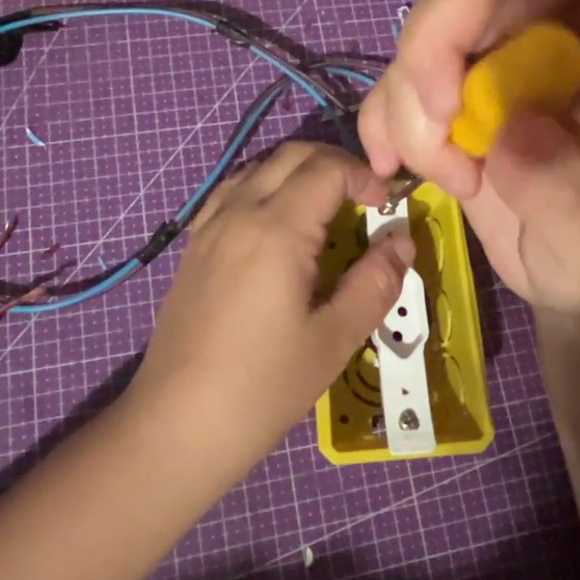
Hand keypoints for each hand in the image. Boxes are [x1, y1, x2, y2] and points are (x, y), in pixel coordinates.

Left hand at [129, 143, 412, 461]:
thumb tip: (401, 242)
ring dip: (298, 171)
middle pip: (291, 156)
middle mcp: (238, 213)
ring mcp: (208, 227)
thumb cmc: (262, 387)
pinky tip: (278, 225)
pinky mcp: (192, 247)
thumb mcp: (333, 340)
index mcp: (275, 229)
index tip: (387, 206)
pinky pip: (231, 192)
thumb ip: (374, 284)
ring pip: (258, 167)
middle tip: (365, 199)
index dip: (365, 177)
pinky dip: (264, 187)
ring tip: (327, 208)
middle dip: (335, 164)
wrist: (177, 423)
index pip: (327, 170)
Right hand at [358, 0, 579, 314]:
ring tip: (453, 178)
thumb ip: (567, 188)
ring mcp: (488, 69)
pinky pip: (394, 82)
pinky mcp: (445, 104)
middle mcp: (544, 42)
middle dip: (437, 45)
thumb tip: (508, 128)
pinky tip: (393, 167)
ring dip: (410, 105)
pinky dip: (381, 121)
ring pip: (422, 35)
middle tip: (441, 121)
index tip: (505, 28)